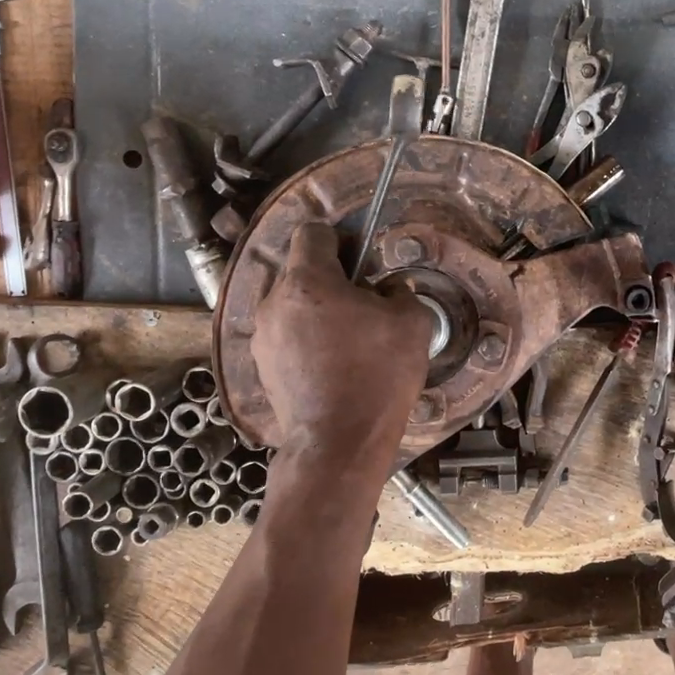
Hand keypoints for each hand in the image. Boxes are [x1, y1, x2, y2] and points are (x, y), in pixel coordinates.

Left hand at [251, 221, 432, 459]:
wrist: (340, 442)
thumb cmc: (378, 375)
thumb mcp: (412, 322)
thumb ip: (400, 293)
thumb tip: (387, 292)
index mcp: (308, 282)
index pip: (313, 232)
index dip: (342, 238)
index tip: (363, 261)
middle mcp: (274, 303)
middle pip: (301, 270)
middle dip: (332, 279)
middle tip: (365, 304)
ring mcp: (262, 337)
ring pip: (293, 305)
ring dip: (319, 310)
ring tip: (351, 339)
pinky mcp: (262, 367)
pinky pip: (287, 336)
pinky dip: (308, 340)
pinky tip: (334, 365)